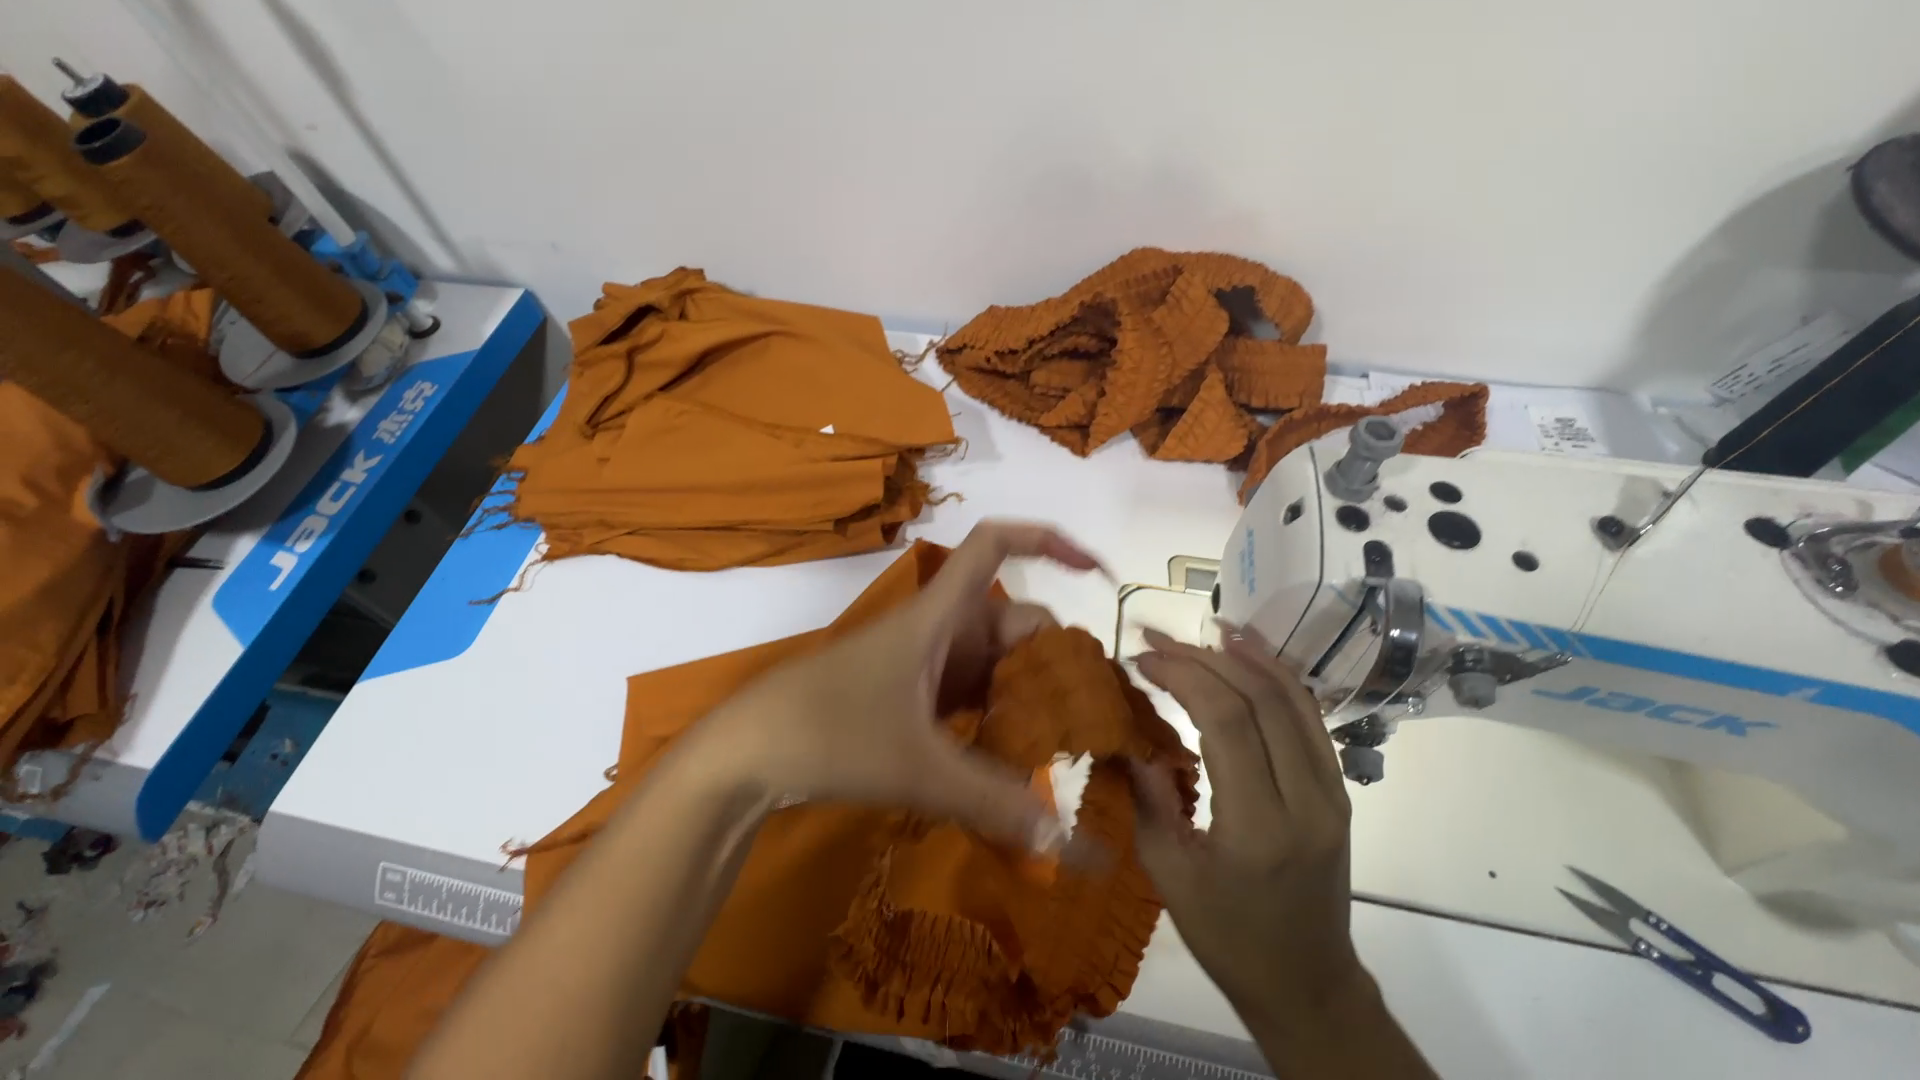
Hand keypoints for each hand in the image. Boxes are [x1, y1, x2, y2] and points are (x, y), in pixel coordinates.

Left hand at [697, 521, 1104, 854]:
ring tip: (1064, 740)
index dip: (1047, 541)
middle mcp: (934, 630)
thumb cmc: (832, 736)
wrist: (747, 752)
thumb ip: (996, 805)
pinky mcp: (904, 693)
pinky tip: (1012, 754)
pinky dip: (994, 712)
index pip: (994, 546)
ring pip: (991, 661)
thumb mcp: (920, 771)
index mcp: (938, 617)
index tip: (1094, 570)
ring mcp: (917, 662)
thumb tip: (1072, 845)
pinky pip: (966, 690)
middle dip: (1053, 659)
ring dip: (1026, 691)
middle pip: (1011, 622)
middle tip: (1091, 712)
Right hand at [1128, 622, 1365, 1024]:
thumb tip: (1126, 733)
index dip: (1184, 675)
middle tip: (1158, 639)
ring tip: (1206, 629)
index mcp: (1259, 827)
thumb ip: (1148, 796)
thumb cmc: (1226, 936)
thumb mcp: (1168, 873)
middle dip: (1205, 658)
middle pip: (1262, 700)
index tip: (1142, 658)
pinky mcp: (1339, 790)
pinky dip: (1280, 680)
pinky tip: (1250, 659)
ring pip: (1295, 700)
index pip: (1228, 722)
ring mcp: (1333, 792)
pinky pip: (1311, 719)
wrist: (1306, 980)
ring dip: (1249, 657)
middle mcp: (1307, 800)